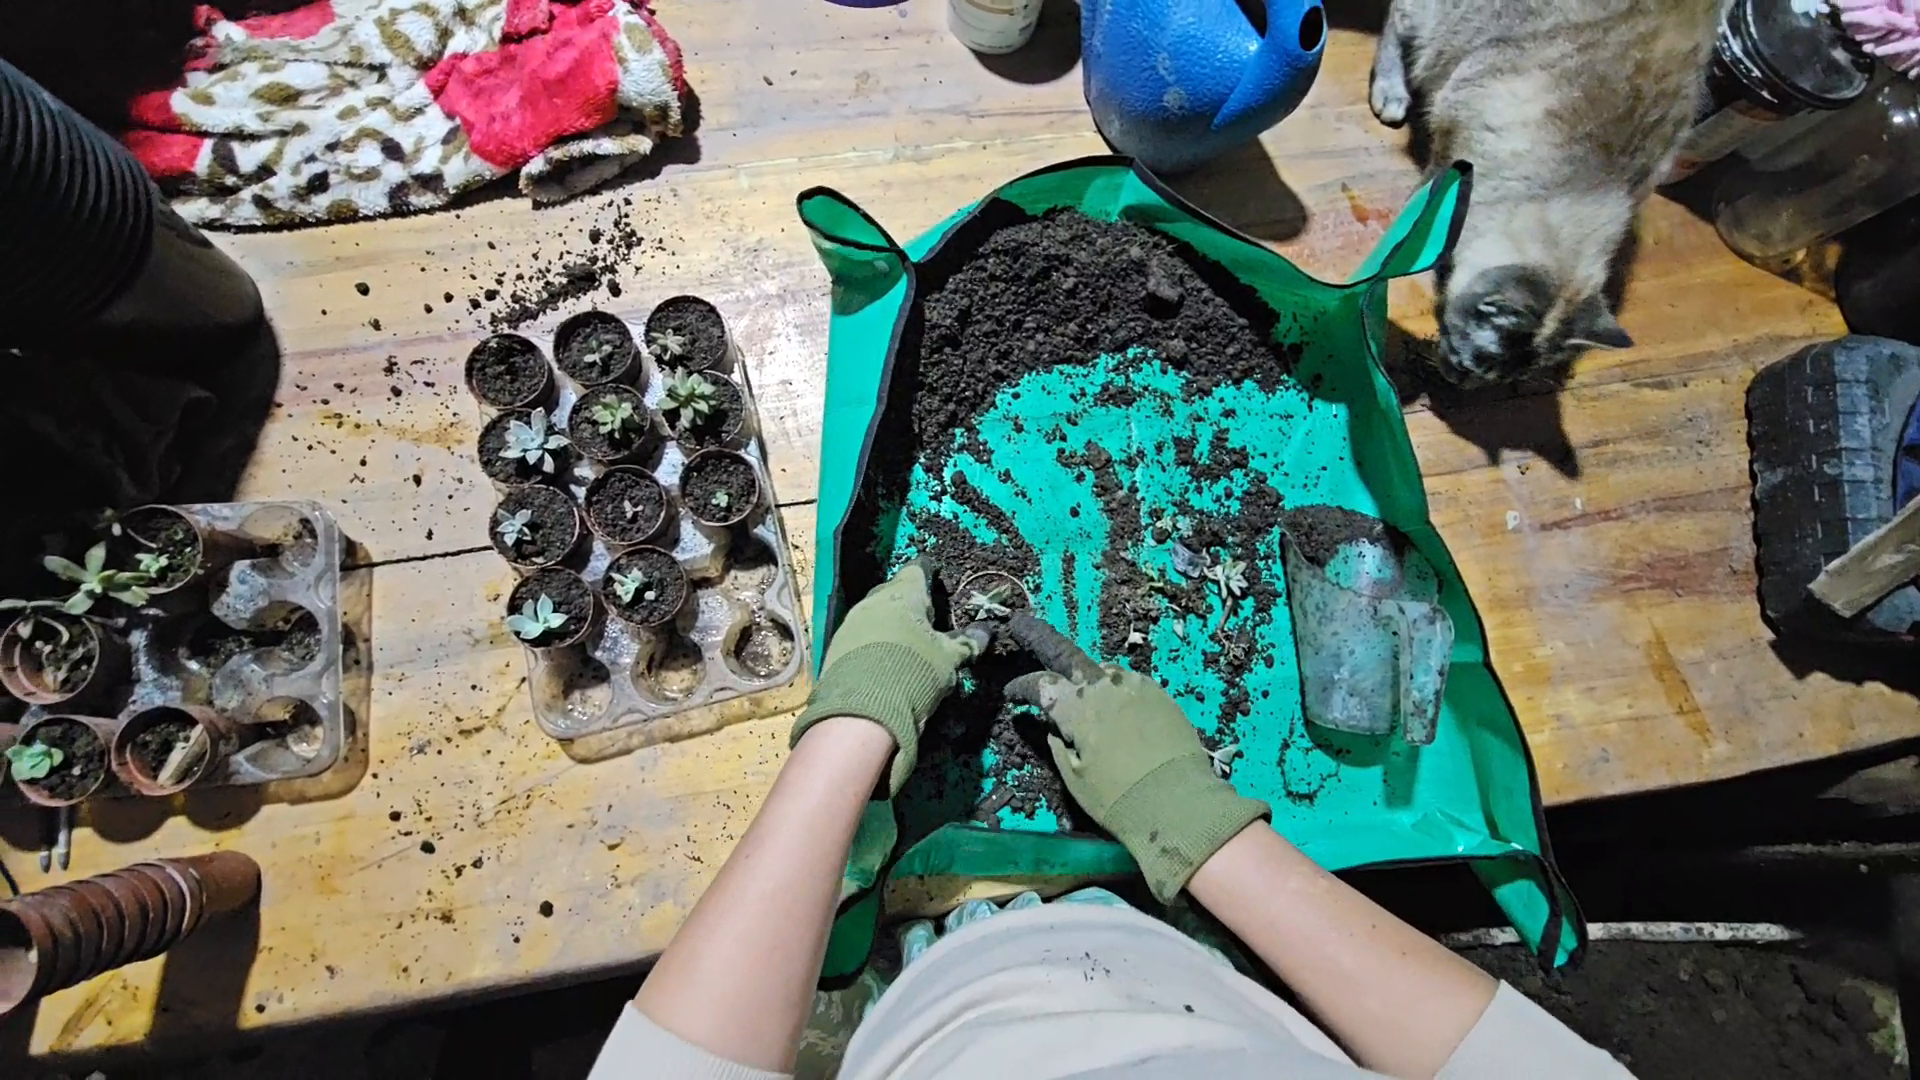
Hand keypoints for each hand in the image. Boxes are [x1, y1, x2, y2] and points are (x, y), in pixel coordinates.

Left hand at [790, 561, 979, 795]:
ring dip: (889, 623)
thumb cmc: (913, 669)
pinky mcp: (836, 646)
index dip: (930, 575)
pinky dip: (874, 642)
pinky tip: (883, 660)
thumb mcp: (948, 658)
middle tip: (926, 618)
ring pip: (875, 613)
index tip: (938, 583)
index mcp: (903, 592)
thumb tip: (985, 632)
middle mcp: (873, 599)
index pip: (918, 570)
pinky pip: (861, 635)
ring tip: (906, 642)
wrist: (861, 710)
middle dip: (908, 601)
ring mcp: (851, 622)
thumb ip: (966, 643)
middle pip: (894, 590)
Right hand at [1005, 615, 1267, 901]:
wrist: (1181, 804)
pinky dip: (1113, 690)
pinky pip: (1127, 683)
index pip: (1040, 685)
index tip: (1011, 694)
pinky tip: (1114, 706)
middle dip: (1039, 638)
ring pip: (1100, 671)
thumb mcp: (1074, 777)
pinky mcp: (1159, 693)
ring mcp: (1134, 685)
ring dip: (1085, 677)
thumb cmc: (1117, 798)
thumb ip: (1059, 744)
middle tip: (1021, 623)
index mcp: (1076, 706)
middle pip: (1064, 653)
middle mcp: (1103, 685)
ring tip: (1079, 688)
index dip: (1021, 688)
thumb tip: (1054, 727)